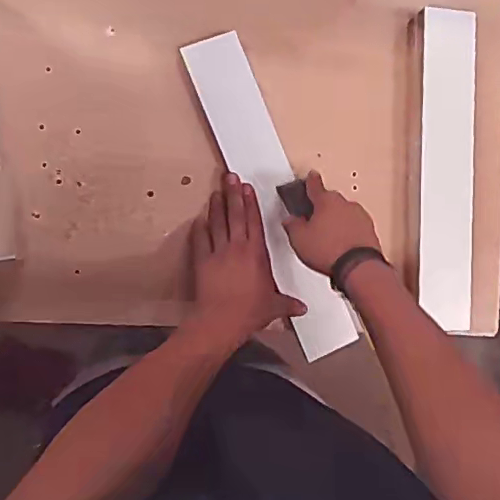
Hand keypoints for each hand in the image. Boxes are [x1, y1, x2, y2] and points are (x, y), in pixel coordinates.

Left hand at [189, 172, 305, 341]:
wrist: (222, 321)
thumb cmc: (248, 312)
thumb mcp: (273, 306)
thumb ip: (287, 304)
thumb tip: (300, 308)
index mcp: (256, 254)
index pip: (254, 221)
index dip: (251, 202)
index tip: (247, 188)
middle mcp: (237, 248)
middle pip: (235, 215)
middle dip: (233, 194)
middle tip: (229, 178)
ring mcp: (218, 253)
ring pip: (217, 223)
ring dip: (216, 206)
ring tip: (216, 192)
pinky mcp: (202, 262)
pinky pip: (200, 240)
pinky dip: (199, 229)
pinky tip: (199, 220)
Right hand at [281, 171, 383, 275]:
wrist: (358, 267)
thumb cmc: (331, 251)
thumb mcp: (299, 239)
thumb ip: (293, 225)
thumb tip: (291, 221)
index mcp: (326, 201)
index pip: (315, 185)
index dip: (310, 181)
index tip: (311, 176)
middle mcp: (345, 204)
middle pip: (330, 201)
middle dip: (322, 209)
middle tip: (312, 223)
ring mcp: (360, 216)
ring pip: (344, 214)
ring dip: (336, 222)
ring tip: (326, 241)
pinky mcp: (370, 230)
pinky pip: (355, 227)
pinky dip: (348, 232)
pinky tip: (341, 246)